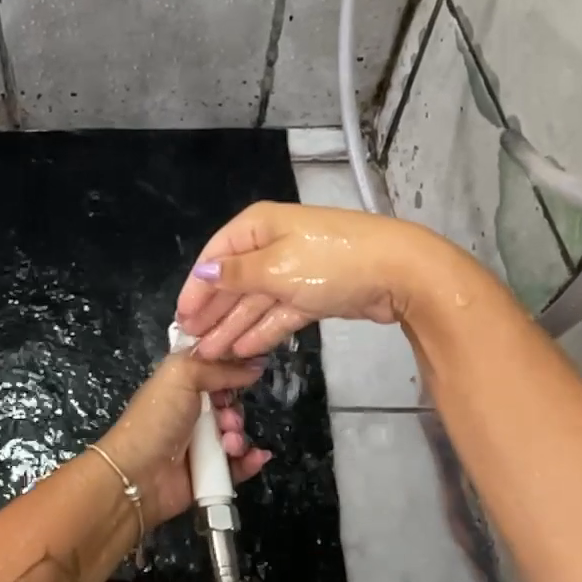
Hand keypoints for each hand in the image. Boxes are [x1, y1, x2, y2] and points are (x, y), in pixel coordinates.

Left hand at [95, 354, 273, 527]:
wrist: (140, 474)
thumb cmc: (158, 418)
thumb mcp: (182, 375)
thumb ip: (218, 367)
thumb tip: (253, 364)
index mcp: (181, 383)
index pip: (215, 370)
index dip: (232, 371)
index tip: (248, 373)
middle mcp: (192, 409)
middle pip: (230, 402)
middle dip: (234, 409)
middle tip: (226, 418)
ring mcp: (201, 442)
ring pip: (236, 433)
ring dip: (238, 436)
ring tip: (228, 444)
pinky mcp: (211, 471)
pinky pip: (240, 463)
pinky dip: (249, 460)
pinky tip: (254, 457)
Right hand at [175, 201, 468, 360]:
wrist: (400, 272)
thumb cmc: (330, 261)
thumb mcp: (276, 268)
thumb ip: (235, 275)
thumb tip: (202, 272)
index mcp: (258, 227)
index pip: (216, 255)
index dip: (196, 287)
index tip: (181, 317)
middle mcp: (272, 244)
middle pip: (235, 280)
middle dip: (214, 311)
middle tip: (191, 343)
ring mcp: (296, 269)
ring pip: (256, 300)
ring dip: (234, 326)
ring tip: (211, 354)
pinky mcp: (316, 293)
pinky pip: (280, 312)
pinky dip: (262, 330)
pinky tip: (243, 350)